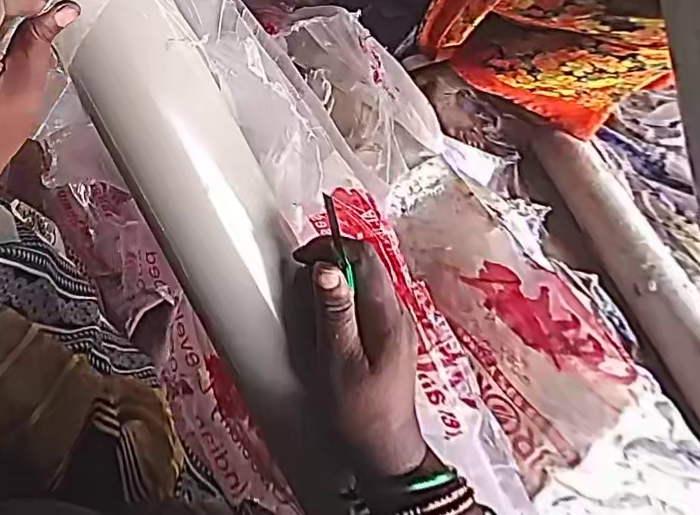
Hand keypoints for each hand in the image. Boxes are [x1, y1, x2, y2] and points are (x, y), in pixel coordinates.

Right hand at [292, 235, 426, 479]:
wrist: (385, 454)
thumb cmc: (359, 410)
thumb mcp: (339, 359)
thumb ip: (334, 311)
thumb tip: (325, 267)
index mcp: (387, 315)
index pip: (364, 254)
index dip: (330, 246)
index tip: (303, 260)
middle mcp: (396, 313)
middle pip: (364, 262)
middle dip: (328, 262)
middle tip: (302, 284)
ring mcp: (394, 323)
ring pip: (361, 279)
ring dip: (332, 282)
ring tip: (311, 307)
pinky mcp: (386, 334)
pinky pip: (362, 298)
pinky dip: (339, 299)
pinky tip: (325, 322)